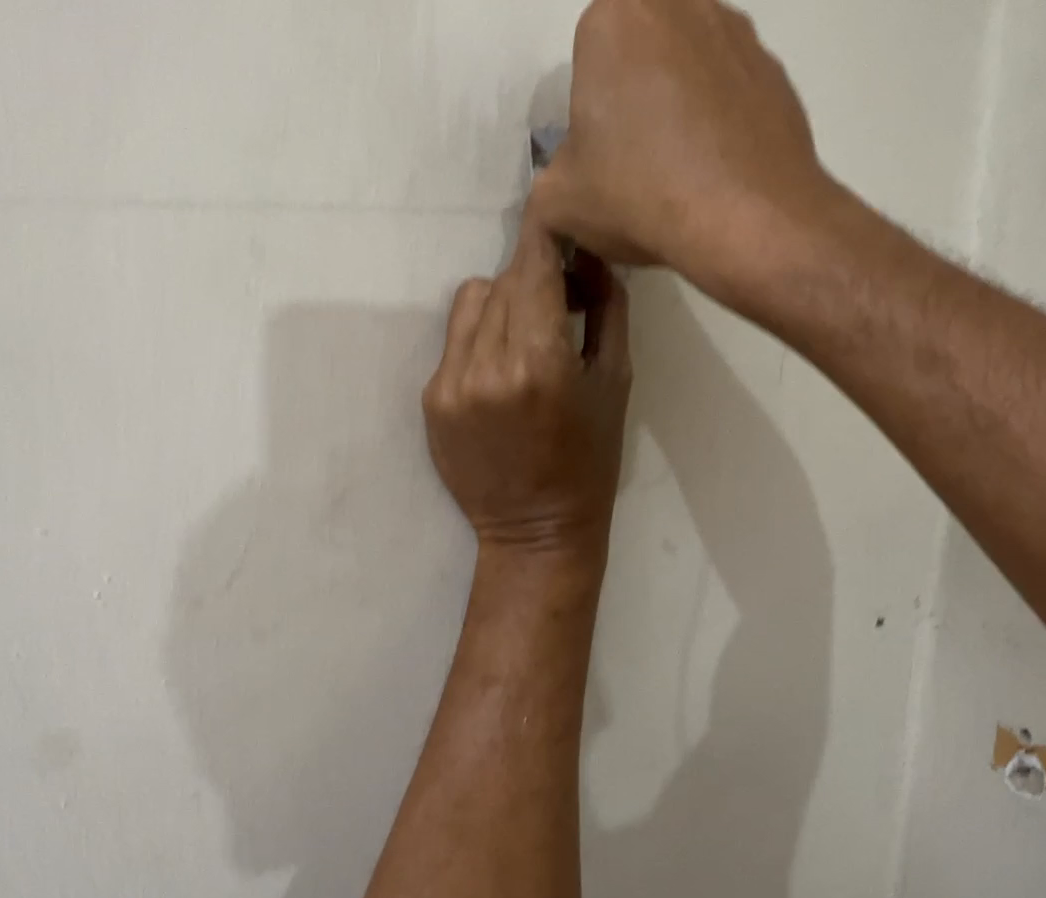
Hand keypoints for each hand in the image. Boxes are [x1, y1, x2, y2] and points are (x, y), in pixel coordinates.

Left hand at [424, 216, 631, 557]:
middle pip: (503, 279)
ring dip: (502, 303)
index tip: (560, 218)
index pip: (532, 264)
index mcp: (539, 362)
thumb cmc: (590, 461)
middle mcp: (486, 365)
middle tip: (561, 298)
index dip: (546, 233)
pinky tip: (502, 373)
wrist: (536, 531)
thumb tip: (593, 254)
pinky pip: (455, 341)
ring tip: (527, 338)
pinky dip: (480, 340)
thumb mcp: (615, 384)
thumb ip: (605, 310)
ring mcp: (450, 383)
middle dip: (533, 277)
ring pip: (471, 302)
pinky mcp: (430, 400)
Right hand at [529, 0, 836, 295]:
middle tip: (641, 155)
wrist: (746, 223)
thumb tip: (570, 182)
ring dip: (684, 102)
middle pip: (644, 50)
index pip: (590, 55)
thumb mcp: (559, 202)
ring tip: (685, 167)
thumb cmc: (639, 196)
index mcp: (613, 19)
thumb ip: (551, 179)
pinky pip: (735, 90)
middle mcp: (678, 5)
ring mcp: (735, 33)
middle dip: (639, 92)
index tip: (604, 149)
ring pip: (693, 63)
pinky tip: (721, 171)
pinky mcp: (776, 71)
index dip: (593, 106)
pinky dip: (725, 121)